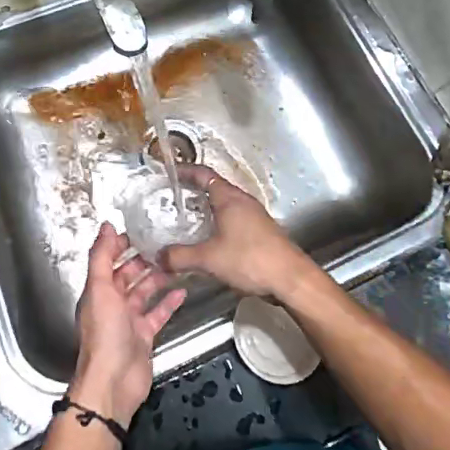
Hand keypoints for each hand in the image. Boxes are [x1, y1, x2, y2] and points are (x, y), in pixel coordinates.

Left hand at [70, 222, 185, 422]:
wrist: (113, 382)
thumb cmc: (104, 333)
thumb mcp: (100, 288)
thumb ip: (102, 256)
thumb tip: (106, 226)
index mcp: (98, 290)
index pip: (108, 261)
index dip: (120, 245)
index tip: (139, 230)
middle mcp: (112, 303)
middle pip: (127, 276)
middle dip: (142, 260)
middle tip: (163, 243)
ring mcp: (129, 320)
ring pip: (145, 293)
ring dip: (157, 278)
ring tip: (175, 262)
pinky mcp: (145, 336)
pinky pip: (158, 313)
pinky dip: (169, 302)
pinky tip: (182, 291)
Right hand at [161, 165, 318, 300]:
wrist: (291, 278)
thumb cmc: (251, 259)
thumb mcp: (209, 258)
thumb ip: (181, 256)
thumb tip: (159, 257)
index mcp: (229, 198)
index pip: (203, 173)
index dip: (185, 170)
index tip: (169, 172)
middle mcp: (242, 201)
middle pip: (214, 187)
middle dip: (192, 191)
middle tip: (172, 198)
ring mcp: (253, 215)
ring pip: (224, 204)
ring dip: (205, 208)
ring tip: (186, 219)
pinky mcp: (260, 231)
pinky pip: (233, 218)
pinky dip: (218, 222)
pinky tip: (210, 240)